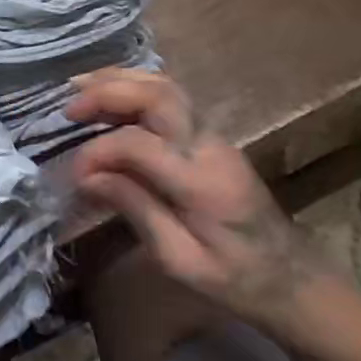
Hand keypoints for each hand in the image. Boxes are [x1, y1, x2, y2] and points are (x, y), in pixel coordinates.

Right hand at [65, 69, 330, 332]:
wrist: (293, 279)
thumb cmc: (234, 279)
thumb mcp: (179, 259)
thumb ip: (135, 209)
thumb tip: (87, 177)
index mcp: (202, 183)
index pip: (138, 144)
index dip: (97, 152)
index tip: (74, 176)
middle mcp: (210, 148)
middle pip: (157, 96)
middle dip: (107, 92)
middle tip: (68, 108)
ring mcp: (214, 138)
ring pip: (165, 87)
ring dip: (119, 81)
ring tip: (79, 87)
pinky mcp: (210, 138)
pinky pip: (170, 98)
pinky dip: (134, 88)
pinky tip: (109, 95)